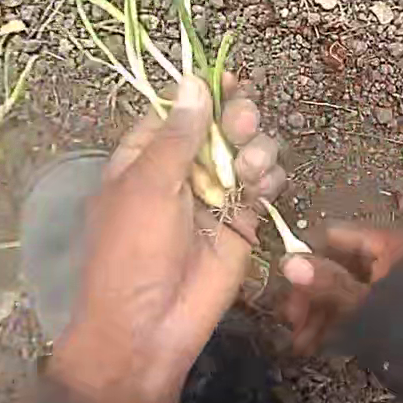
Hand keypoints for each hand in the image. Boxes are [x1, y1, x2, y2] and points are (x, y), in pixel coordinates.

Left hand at [48, 75, 284, 402]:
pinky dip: (269, 178)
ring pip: (252, 149)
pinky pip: (267, 183)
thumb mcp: (146, 187)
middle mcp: (186, 167)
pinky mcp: (245, 216)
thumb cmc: (133, 251)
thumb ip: (177, 135)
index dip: (203, 92)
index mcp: (148, 155)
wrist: (152, 323)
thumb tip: (194, 81)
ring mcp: (219, 191)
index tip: (229, 80)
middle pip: (223, 123)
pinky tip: (259, 189)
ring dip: (257, 149)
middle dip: (239, 117)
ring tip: (249, 170)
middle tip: (241, 125)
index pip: (179, 110)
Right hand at [278, 224, 402, 354]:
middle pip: (341, 262)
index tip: (284, 292)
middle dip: (313, 293)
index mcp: (393, 241)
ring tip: (302, 344)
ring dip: (323, 312)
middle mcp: (398, 253)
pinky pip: (366, 305)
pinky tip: (320, 345)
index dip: (306, 260)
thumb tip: (288, 261)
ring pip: (351, 287)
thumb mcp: (364, 309)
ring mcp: (402, 280)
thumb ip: (326, 284)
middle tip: (291, 325)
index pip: (336, 236)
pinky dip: (343, 321)